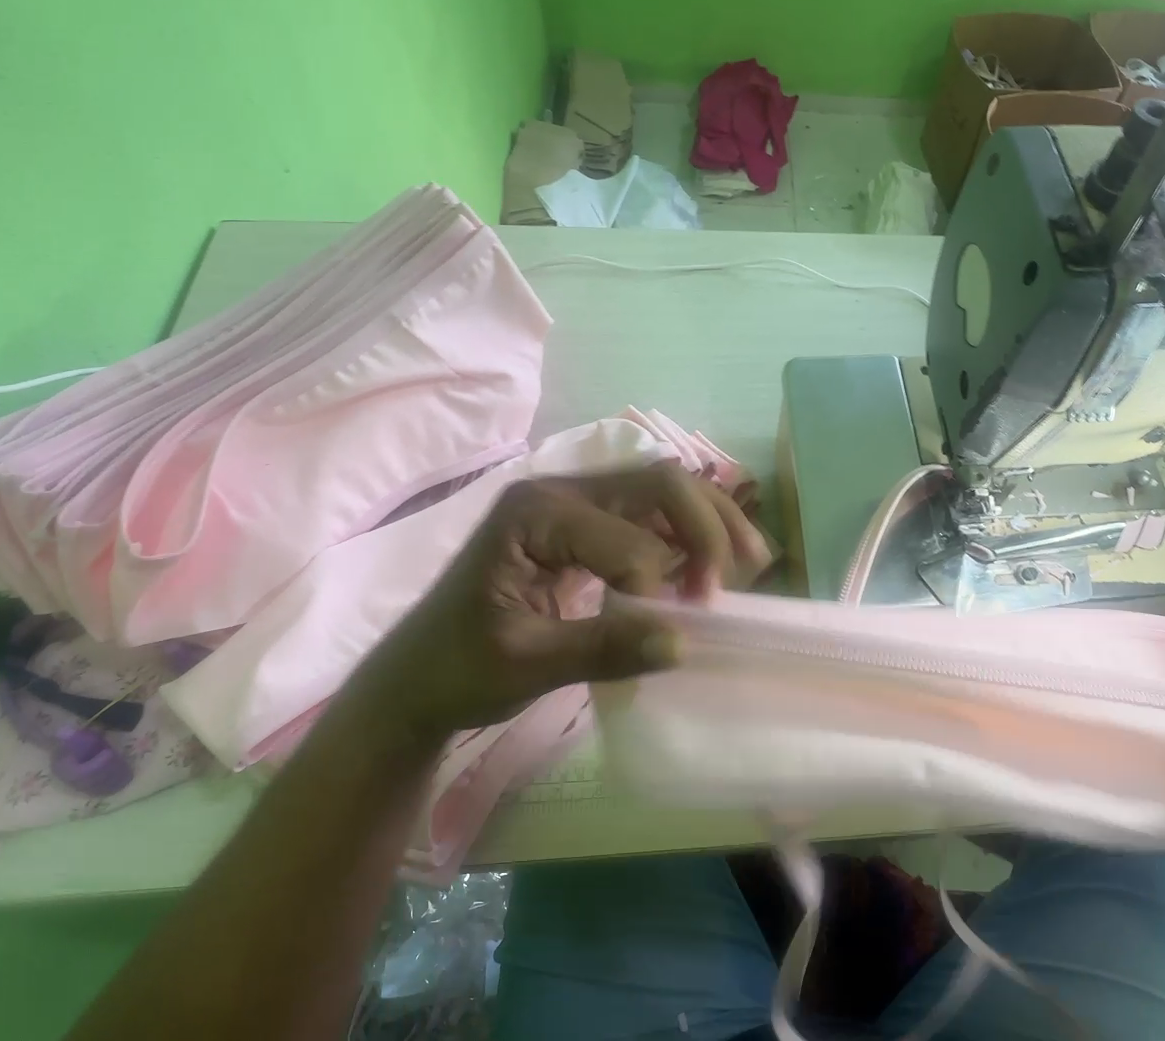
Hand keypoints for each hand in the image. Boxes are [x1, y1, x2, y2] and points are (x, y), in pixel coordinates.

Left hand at [354, 463, 772, 738]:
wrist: (415, 681)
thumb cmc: (456, 669)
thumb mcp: (526, 664)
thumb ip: (602, 650)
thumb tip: (682, 642)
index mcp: (535, 513)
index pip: (625, 538)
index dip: (654, 589)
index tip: (661, 638)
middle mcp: (558, 493)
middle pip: (658, 483)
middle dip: (707, 526)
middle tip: (740, 575)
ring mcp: (572, 507)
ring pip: (661, 491)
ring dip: (707, 522)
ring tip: (750, 560)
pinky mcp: (583, 530)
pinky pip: (648, 517)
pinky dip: (686, 536)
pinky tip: (708, 566)